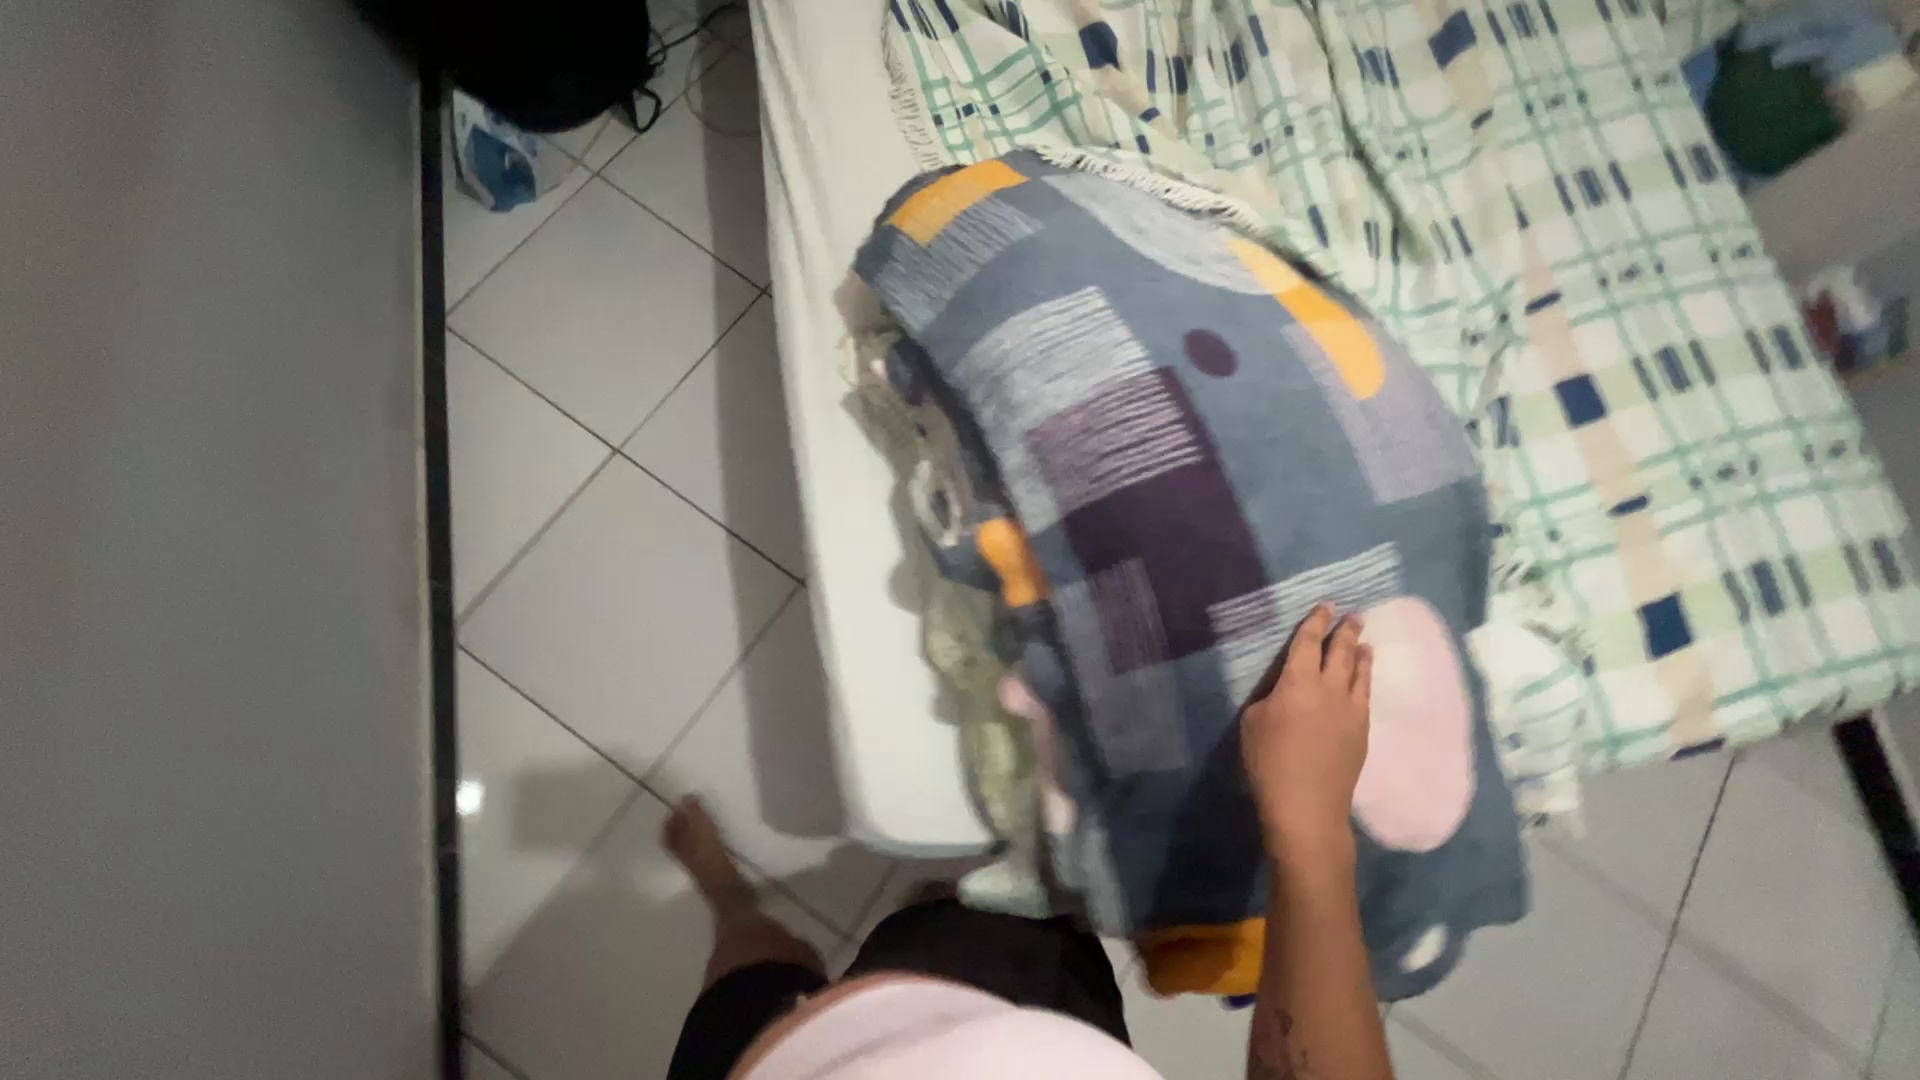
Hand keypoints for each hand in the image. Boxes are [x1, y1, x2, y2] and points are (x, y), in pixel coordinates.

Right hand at [1239, 603, 1372, 867]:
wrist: (1306, 804)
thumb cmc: (1268, 761)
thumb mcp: (1253, 721)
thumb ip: (1270, 696)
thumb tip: (1285, 689)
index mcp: (1298, 683)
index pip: (1308, 643)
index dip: (1315, 623)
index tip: (1325, 607)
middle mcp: (1330, 689)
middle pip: (1341, 652)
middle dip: (1345, 631)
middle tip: (1352, 615)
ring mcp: (1351, 710)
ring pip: (1359, 672)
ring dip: (1360, 653)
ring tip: (1363, 641)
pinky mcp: (1362, 731)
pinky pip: (1365, 695)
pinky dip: (1365, 678)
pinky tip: (1363, 677)